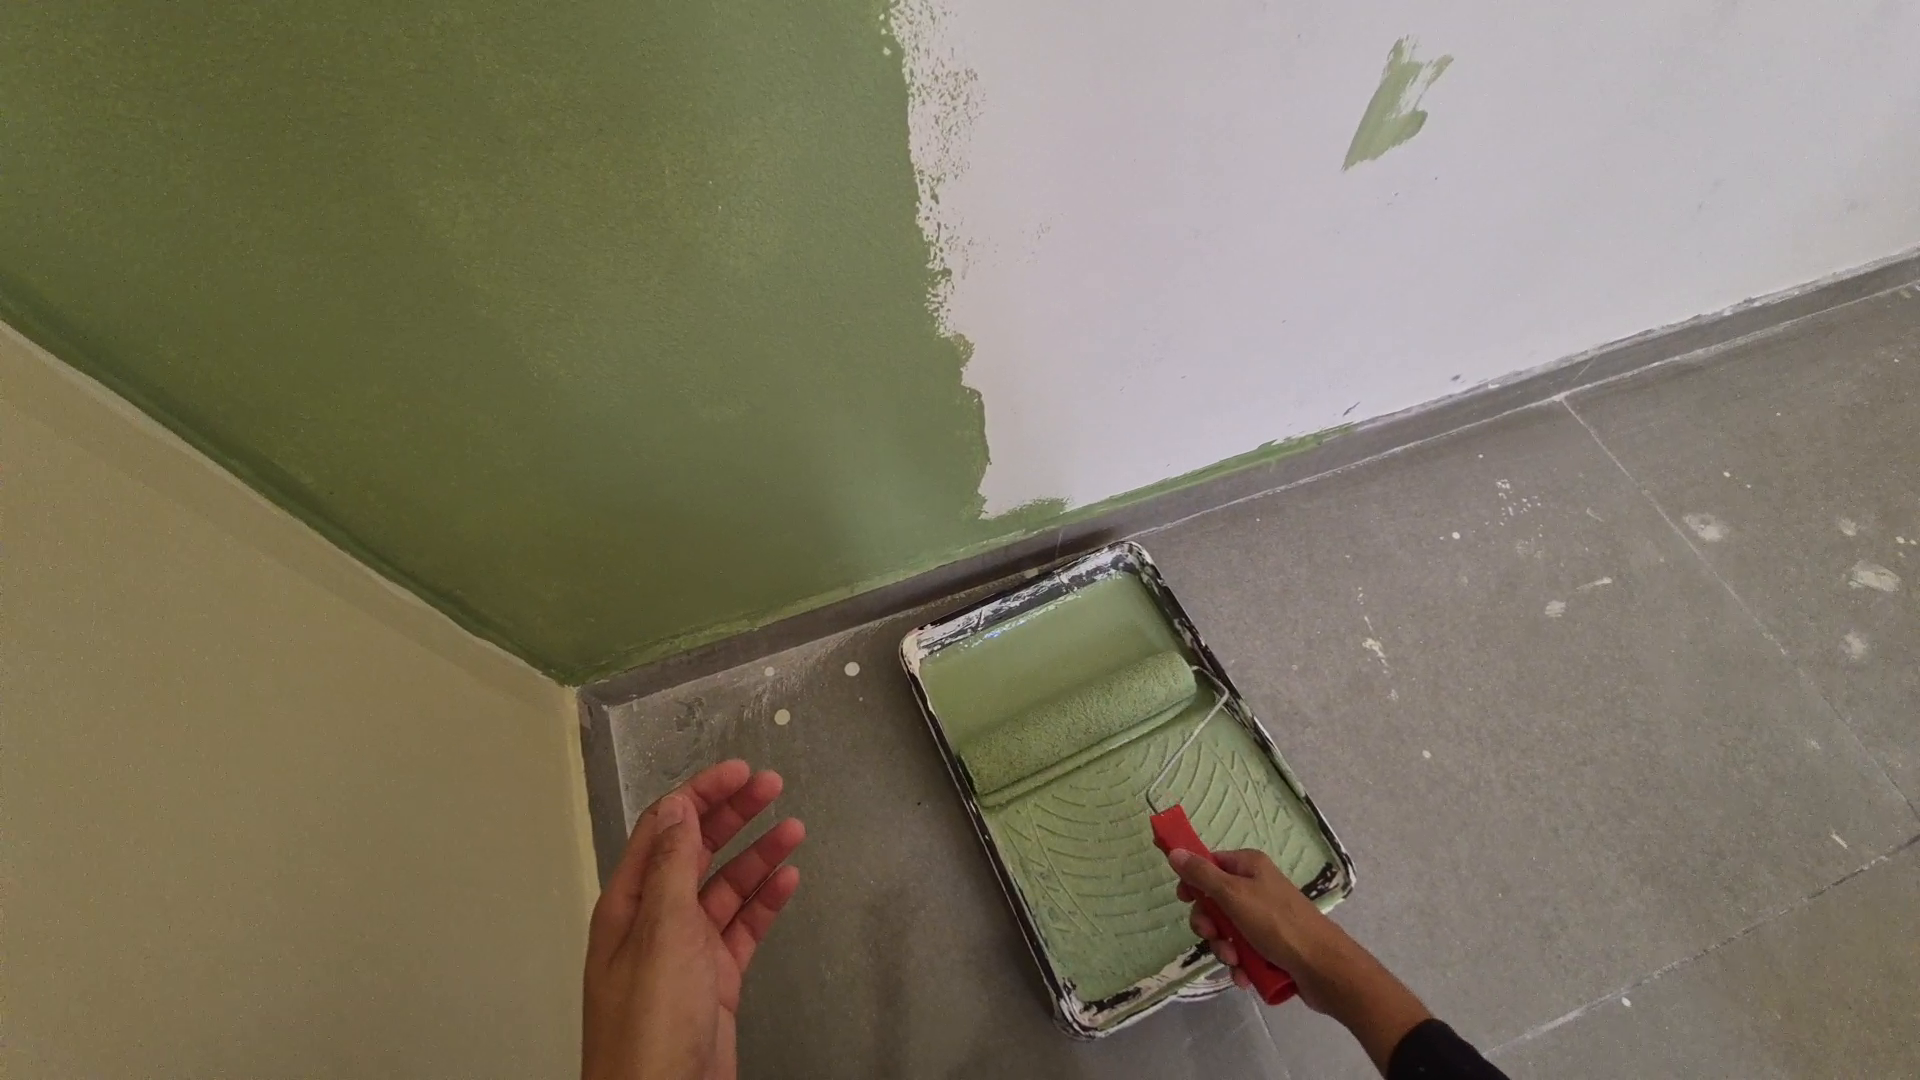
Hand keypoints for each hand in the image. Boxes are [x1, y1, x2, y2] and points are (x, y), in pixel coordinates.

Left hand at [583, 760, 804, 1079]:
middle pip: (698, 849)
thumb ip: (671, 867)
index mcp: (631, 903)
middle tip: (772, 785)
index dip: (701, 794)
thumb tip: (675, 807)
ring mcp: (688, 948)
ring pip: (728, 884)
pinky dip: (767, 899)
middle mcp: (657, 918)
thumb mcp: (661, 934)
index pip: (665, 828)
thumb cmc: (651, 1023)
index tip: (739, 771)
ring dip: (759, 854)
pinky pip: (744, 924)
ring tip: (794, 829)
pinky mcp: (716, 976)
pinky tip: (788, 880)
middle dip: (733, 814)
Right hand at [1166, 847, 1344, 1008]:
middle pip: (1215, 901)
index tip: (1184, 899)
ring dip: (1225, 948)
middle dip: (1210, 924)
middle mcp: (1257, 887)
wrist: (1326, 970)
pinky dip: (1241, 963)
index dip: (1194, 881)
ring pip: (1228, 930)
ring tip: (1236, 961)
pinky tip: (1245, 975)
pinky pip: (1244, 951)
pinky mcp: (1272, 945)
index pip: (1210, 864)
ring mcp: (1266, 918)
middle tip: (1213, 936)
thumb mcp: (1233, 895)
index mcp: (1249, 866)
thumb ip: (1201, 874)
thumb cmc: (1278, 924)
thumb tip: (1174, 851)